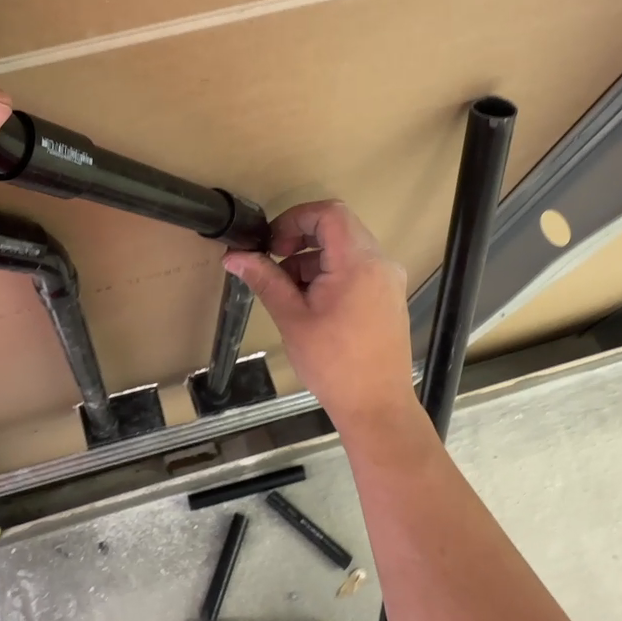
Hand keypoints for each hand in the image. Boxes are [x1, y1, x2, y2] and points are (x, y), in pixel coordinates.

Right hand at [223, 200, 416, 427]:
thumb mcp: (291, 317)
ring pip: (345, 248)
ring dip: (312, 259)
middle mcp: (380, 264)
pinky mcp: (388, 296)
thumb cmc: (333, 364)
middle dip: (300, 240)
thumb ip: (264, 279)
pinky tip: (309, 303)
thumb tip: (234, 256)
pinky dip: (329, 273)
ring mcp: (388, 280)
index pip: (329, 213)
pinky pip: (356, 267)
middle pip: (338, 228)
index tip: (273, 244)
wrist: (377, 407)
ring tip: (288, 291)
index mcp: (359, 263)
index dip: (295, 219)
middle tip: (274, 263)